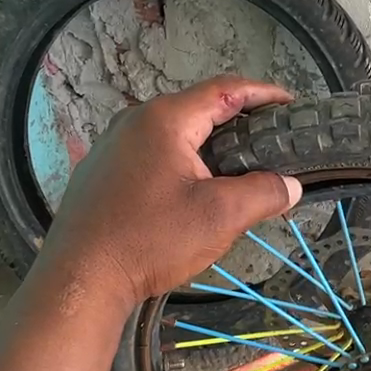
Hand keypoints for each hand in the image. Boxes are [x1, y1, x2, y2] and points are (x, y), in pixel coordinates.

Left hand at [35, 75, 300, 305]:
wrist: (79, 280)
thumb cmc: (151, 239)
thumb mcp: (221, 216)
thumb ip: (264, 193)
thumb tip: (291, 185)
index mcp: (165, 120)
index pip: (224, 90)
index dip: (263, 93)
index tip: (291, 104)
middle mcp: (134, 122)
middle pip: (198, 109)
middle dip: (240, 120)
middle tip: (273, 138)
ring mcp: (113, 147)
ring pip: (176, 133)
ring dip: (212, 143)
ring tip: (243, 164)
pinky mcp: (103, 173)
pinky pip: (155, 153)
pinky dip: (186, 160)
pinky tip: (198, 187)